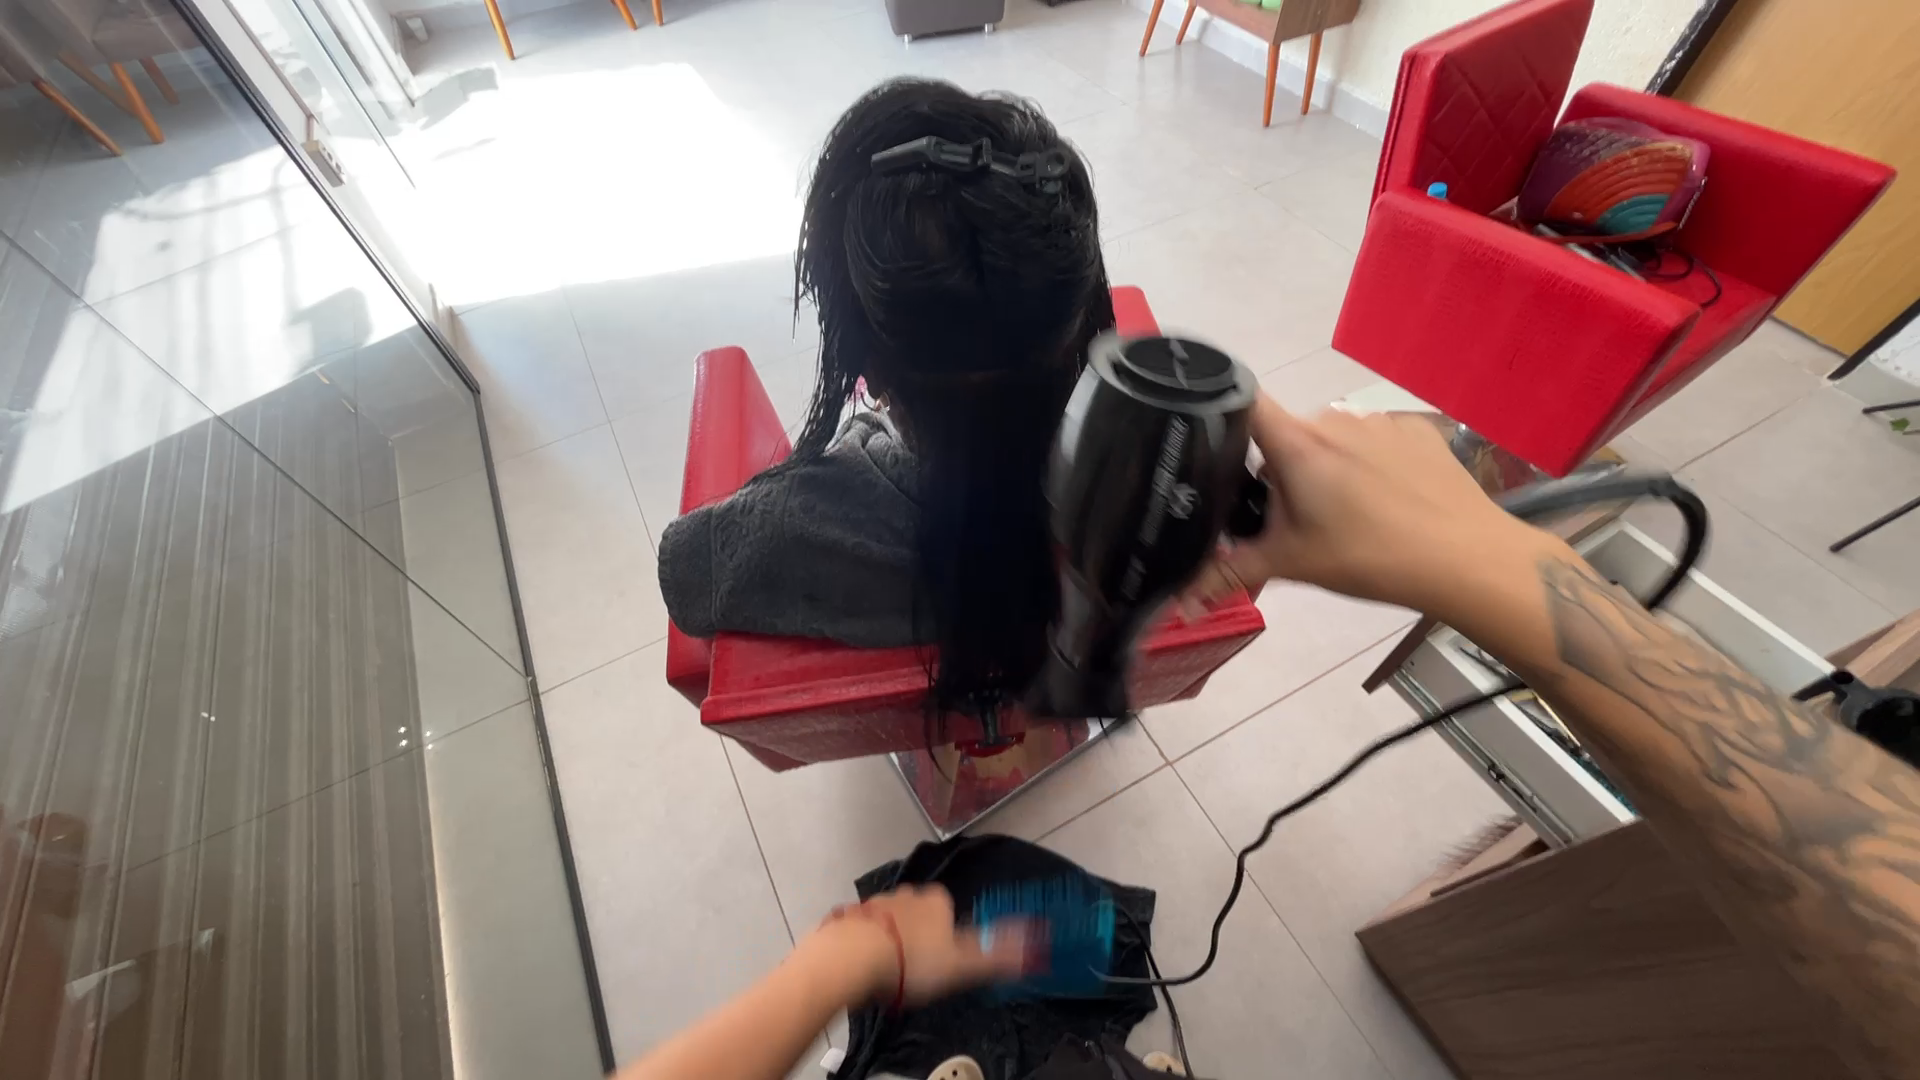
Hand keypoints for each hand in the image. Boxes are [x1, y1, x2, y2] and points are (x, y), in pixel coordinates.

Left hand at [811, 885, 1031, 1008]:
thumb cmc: (914, 961)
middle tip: (916, 970)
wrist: (854, 956)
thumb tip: (1037, 945)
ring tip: (890, 971)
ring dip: (893, 939)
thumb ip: (998, 955)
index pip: (948, 911)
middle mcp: (909, 893)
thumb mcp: (963, 963)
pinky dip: (869, 943)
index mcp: (938, 901)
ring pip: (893, 921)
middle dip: (920, 936)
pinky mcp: (853, 916)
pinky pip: (867, 929)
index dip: (947, 937)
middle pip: (920, 914)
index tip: (942, 962)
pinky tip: (867, 965)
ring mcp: (879, 902)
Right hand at [1183, 394, 1552, 614]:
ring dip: (1323, 464)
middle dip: (1280, 466)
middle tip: (1290, 515)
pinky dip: (1366, 462)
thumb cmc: (1367, 557)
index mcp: (1296, 445)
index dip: (1223, 411)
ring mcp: (1379, 421)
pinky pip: (1373, 439)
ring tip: (1342, 512)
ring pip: (1330, 437)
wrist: (1467, 560)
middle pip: (1286, 432)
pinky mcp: (1417, 430)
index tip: (1214, 440)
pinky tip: (1383, 499)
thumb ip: (1228, 577)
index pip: (1244, 401)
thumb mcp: (1290, 565)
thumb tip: (1178, 606)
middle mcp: (1333, 419)